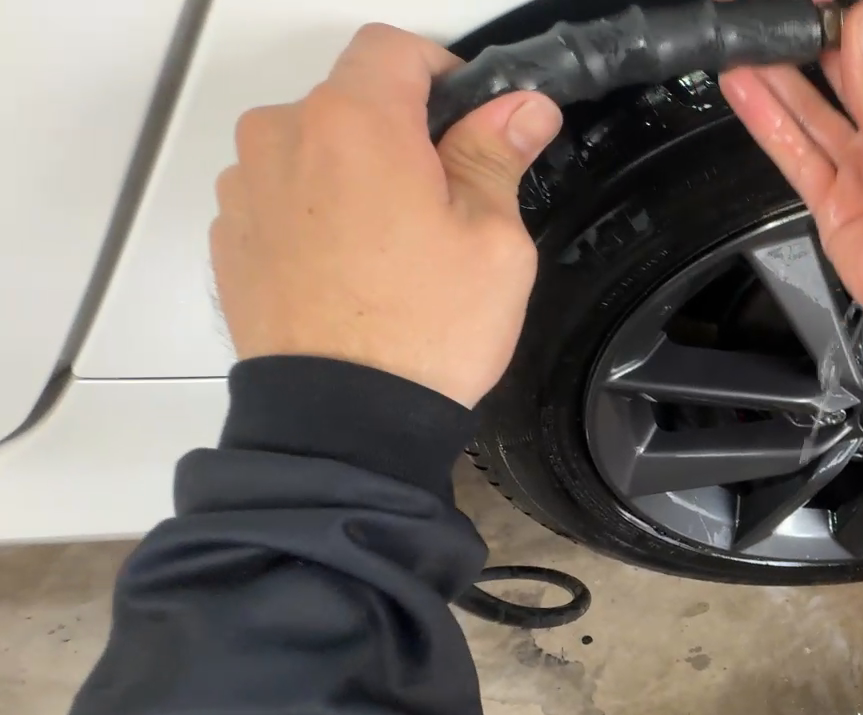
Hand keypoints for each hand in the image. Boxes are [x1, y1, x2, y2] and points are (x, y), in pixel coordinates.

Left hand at [211, 25, 563, 407]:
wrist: (348, 410)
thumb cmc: (434, 323)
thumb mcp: (495, 240)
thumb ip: (498, 158)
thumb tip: (525, 106)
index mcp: (358, 123)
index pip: (395, 48)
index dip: (448, 74)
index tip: (480, 124)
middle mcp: (283, 133)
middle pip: (355, 104)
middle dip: (409, 140)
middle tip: (457, 212)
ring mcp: (245, 184)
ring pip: (320, 153)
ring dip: (364, 178)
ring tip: (406, 255)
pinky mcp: (230, 233)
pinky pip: (288, 200)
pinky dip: (328, 217)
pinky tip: (364, 276)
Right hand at [720, 2, 862, 385]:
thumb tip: (862, 29)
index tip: (850, 5)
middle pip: (853, 81)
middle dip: (824, 44)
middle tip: (796, 14)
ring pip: (815, 114)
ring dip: (782, 77)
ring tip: (751, 38)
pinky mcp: (835, 207)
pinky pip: (795, 155)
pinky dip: (768, 121)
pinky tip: (744, 86)